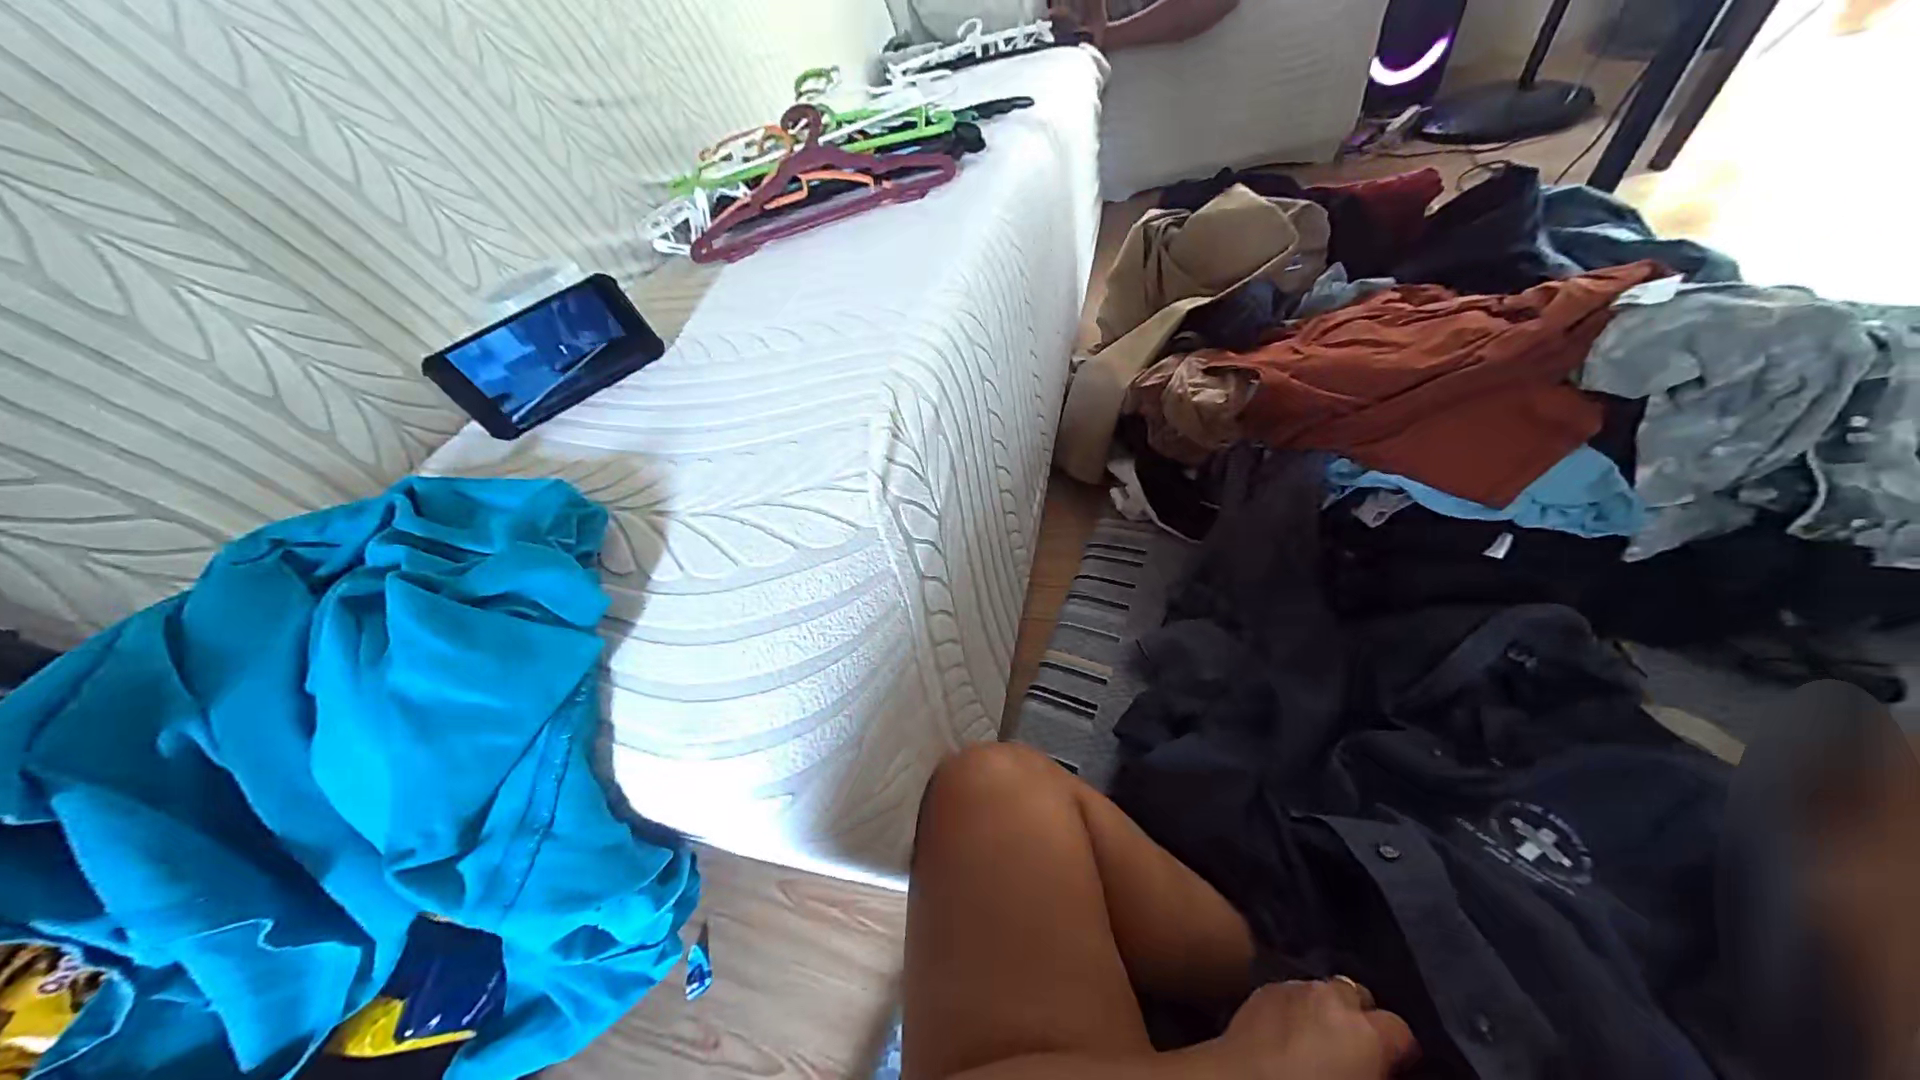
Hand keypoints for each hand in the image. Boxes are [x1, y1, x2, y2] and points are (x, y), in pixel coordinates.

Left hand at [1200, 978, 1418, 1079]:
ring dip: (1325, 1010)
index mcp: (1365, 1033)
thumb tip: (1380, 1067)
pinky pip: (1292, 993)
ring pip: (1321, 991)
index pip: (1401, 1030)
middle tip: (1351, 1052)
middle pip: (1358, 996)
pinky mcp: (1264, 988)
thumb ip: (1376, 1072)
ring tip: (1316, 1041)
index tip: (1392, 1068)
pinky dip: (1297, 1008)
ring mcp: (1294, 987)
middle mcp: (1330, 998)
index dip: (1399, 1052)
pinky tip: (1287, 1033)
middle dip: (1359, 1019)